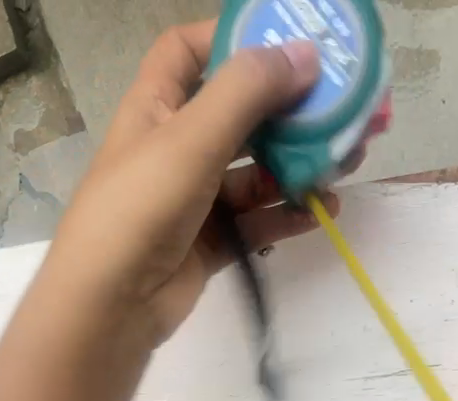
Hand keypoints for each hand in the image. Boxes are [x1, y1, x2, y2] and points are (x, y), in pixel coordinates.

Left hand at [38, 21, 336, 355]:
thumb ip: (248, 92)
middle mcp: (176, 147)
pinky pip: (256, 221)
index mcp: (156, 107)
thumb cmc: (140, 207)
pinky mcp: (210, 243)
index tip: (288, 42)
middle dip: (292, 109)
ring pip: (255, 172)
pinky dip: (286, 214)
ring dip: (298, 164)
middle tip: (348, 109)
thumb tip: (306, 53)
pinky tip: (321, 211)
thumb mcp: (191, 138)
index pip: (188, 51)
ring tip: (346, 162)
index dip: (232, 38)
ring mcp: (194, 198)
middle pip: (241, 114)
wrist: (110, 305)